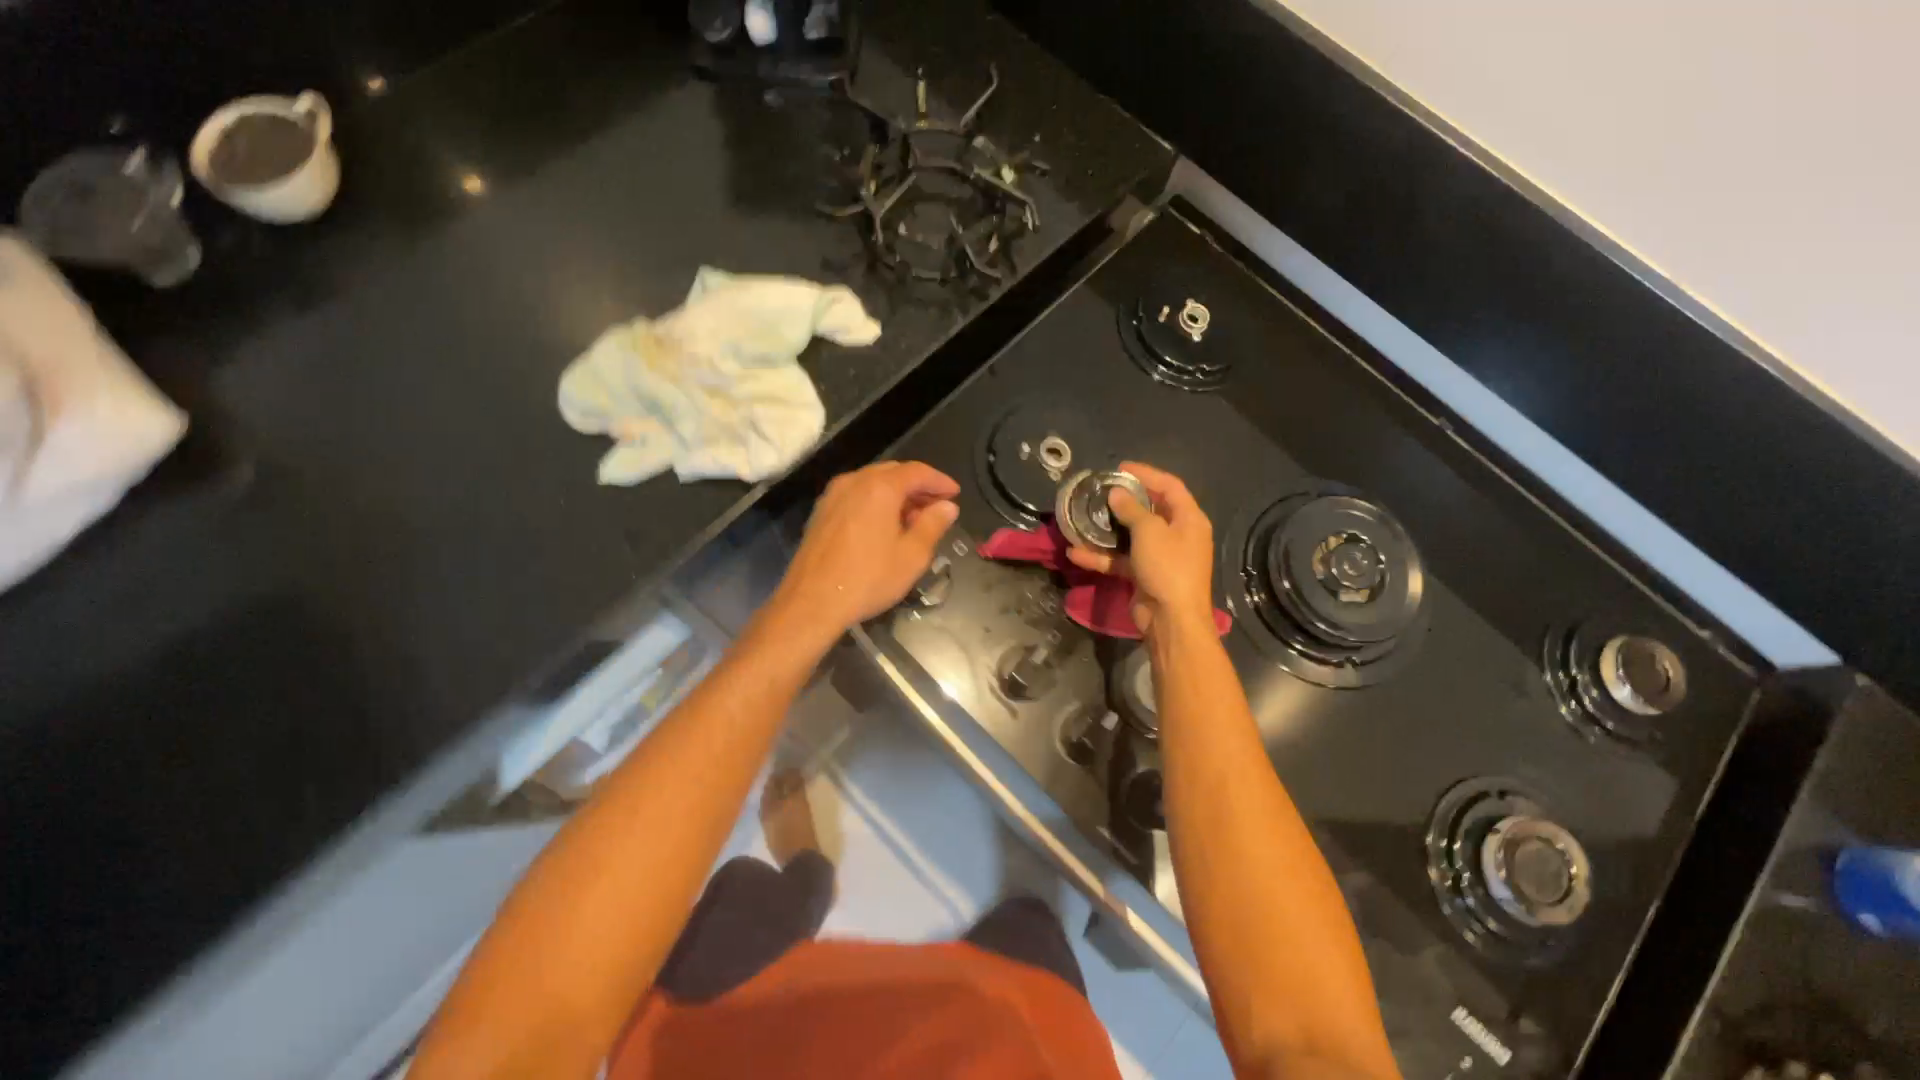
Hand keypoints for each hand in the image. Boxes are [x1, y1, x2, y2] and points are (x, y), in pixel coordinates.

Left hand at [773, 461, 960, 632]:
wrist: (812, 602)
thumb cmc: (868, 579)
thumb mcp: (912, 556)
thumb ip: (933, 525)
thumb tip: (947, 506)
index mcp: (880, 487)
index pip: (917, 471)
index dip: (939, 481)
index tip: (955, 493)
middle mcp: (854, 481)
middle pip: (893, 472)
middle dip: (917, 487)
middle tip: (936, 507)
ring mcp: (833, 495)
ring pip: (872, 483)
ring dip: (896, 495)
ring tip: (913, 520)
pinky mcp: (821, 512)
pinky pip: (856, 496)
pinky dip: (875, 502)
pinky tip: (884, 526)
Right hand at [1065, 461, 1214, 634]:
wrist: (1172, 619)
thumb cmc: (1168, 567)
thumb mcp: (1150, 532)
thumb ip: (1132, 509)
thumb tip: (1116, 493)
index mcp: (1188, 519)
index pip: (1170, 486)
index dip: (1146, 474)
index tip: (1119, 468)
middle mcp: (1177, 534)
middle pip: (1149, 510)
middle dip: (1122, 501)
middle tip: (1099, 491)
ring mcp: (1160, 556)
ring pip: (1131, 536)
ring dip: (1106, 530)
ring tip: (1082, 518)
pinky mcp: (1144, 575)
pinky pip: (1121, 560)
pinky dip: (1101, 556)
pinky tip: (1075, 552)